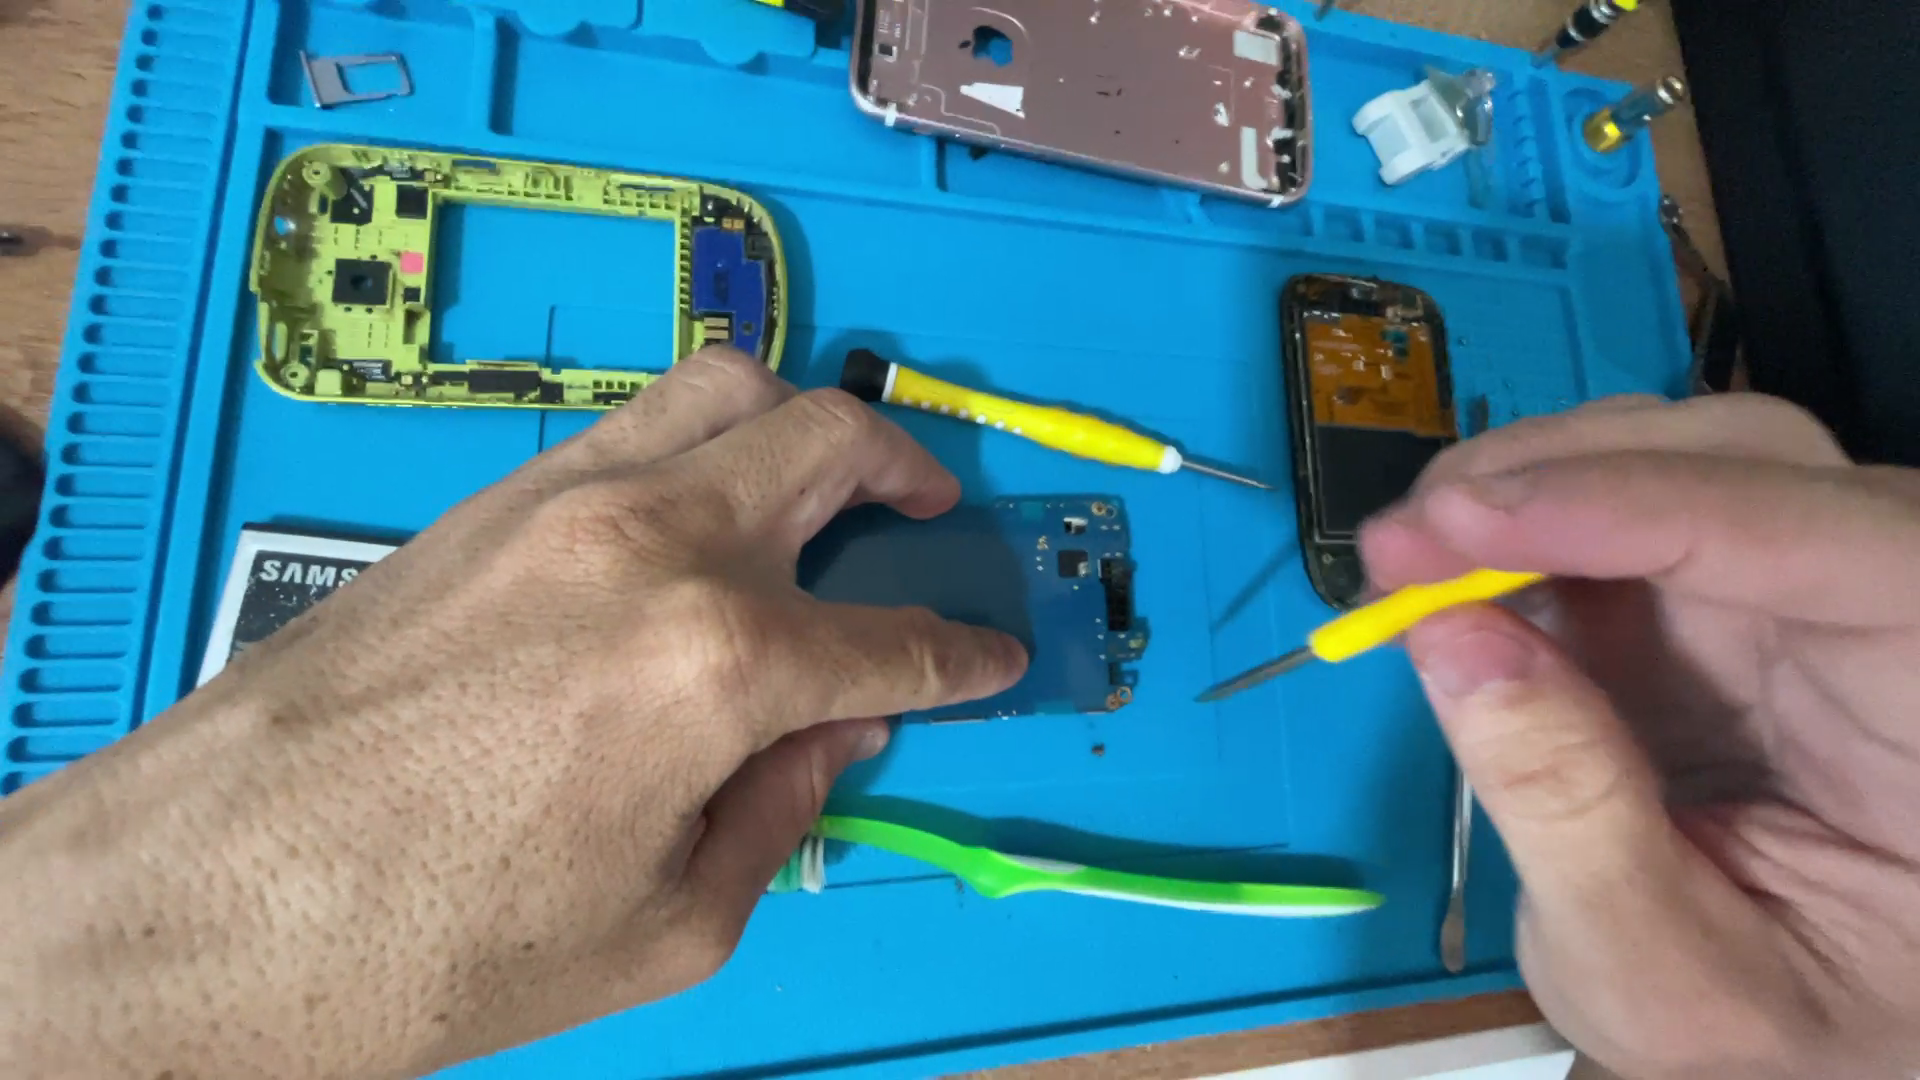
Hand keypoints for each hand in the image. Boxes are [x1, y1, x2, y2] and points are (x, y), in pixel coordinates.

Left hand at [0, 348, 1026, 1077]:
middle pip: (831, 441)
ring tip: (828, 476)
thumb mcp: (676, 923)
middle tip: (929, 507)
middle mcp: (667, 544)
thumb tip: (850, 722)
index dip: (962, 658)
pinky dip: (718, 436)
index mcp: (722, 665)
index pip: (893, 644)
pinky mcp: (508, 488)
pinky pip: (651, 417)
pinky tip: (713, 501)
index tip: (996, 658)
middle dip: (909, 469)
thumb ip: (790, 802)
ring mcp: (580, 494)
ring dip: (810, 420)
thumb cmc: (445, 950)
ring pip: (738, 385)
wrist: (185, 903)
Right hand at [1362, 394, 1919, 1078]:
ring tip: (1401, 557)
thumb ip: (1562, 810)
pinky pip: (1590, 513)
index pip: (1834, 548)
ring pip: (1659, 458)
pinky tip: (1430, 572)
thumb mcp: (1661, 973)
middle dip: (1551, 475)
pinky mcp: (1684, 600)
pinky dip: (1494, 525)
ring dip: (1511, 485)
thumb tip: (1441, 632)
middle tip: (1403, 540)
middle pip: (1744, 459)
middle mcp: (1890, 621)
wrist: (1782, 1048)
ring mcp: (1780, 600)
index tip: (1449, 523)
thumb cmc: (1766, 1041)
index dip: (1630, 508)